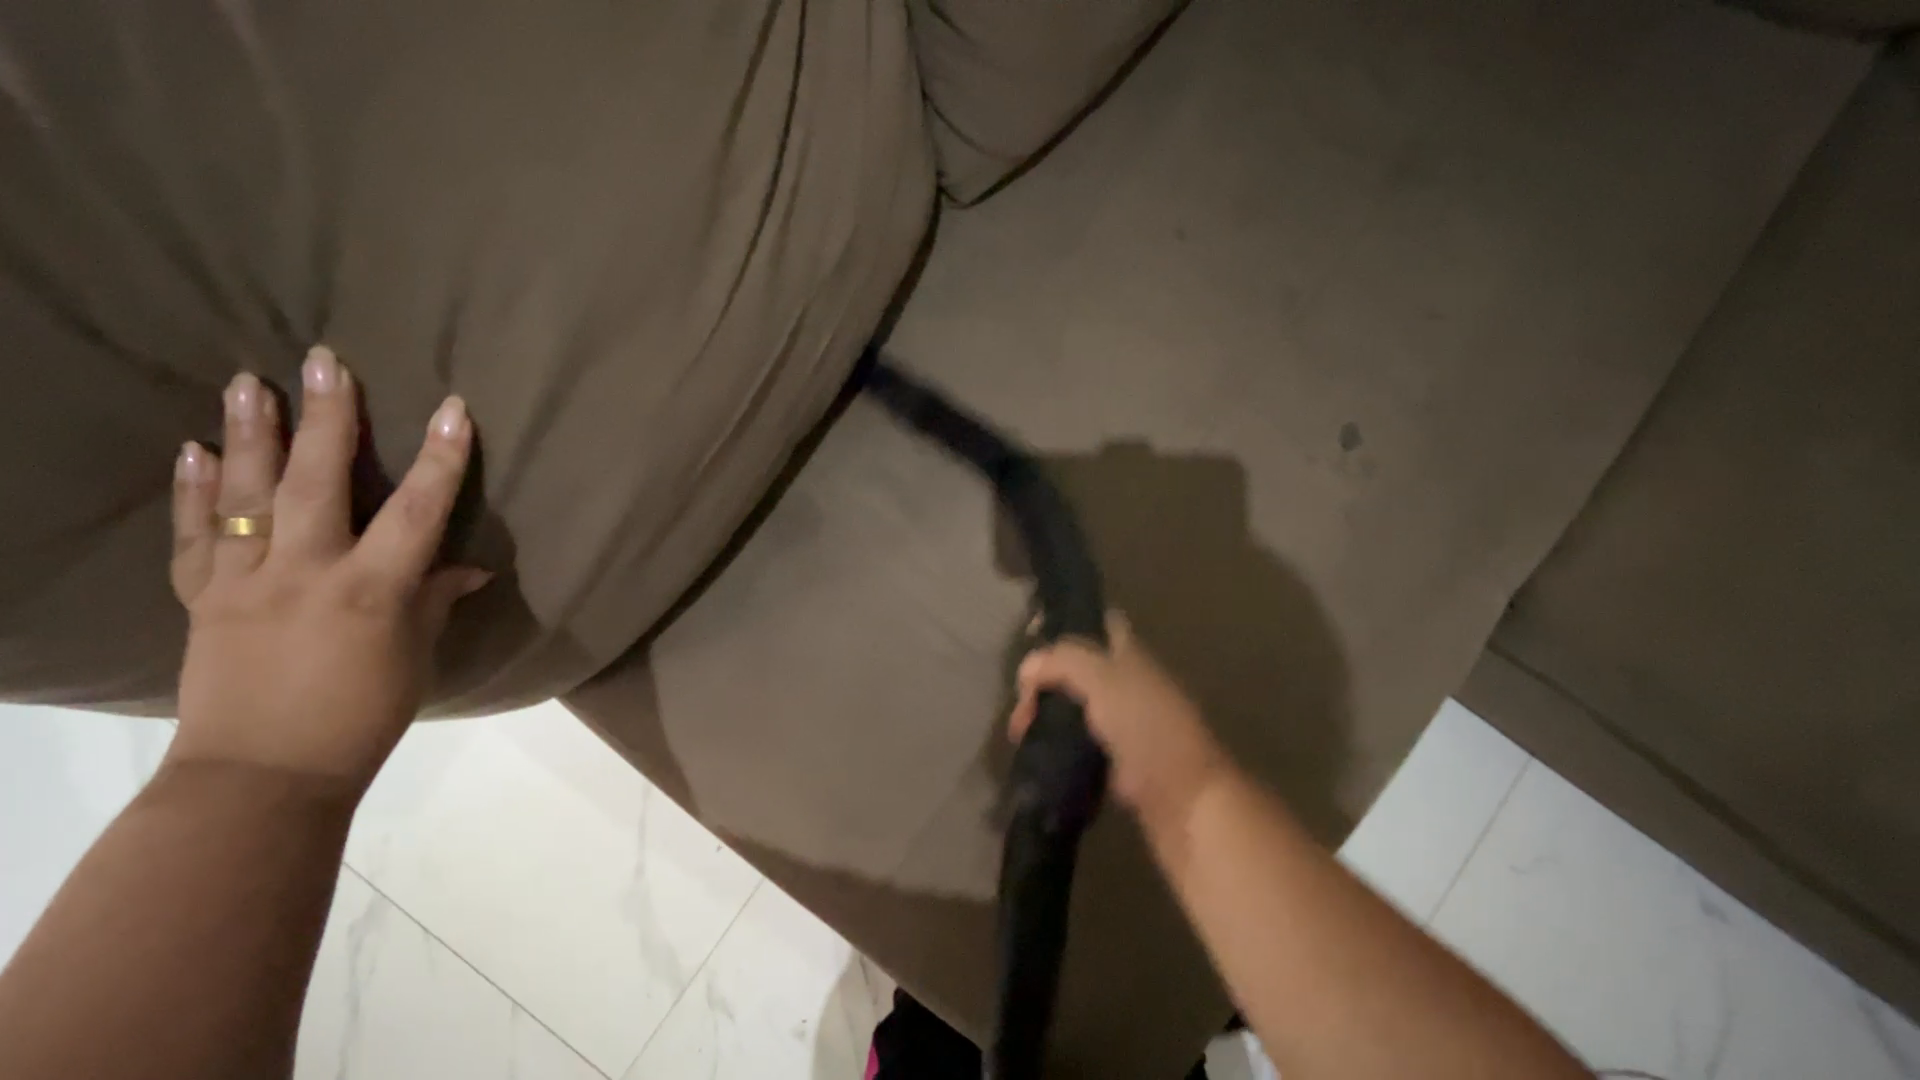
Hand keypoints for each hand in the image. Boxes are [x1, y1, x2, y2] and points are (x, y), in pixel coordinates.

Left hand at [166, 346, 487, 792]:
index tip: (452, 409)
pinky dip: (193, 492)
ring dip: (248, 434)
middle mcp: (306, 572)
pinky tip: (193, 451)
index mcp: (371, 591)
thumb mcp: (414, 660)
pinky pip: (194, 537)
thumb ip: (435, 603)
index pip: (418, 512)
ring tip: (248, 382)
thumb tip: (467, 569)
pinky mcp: (203, 599)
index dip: (440, 458)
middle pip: (318, 482)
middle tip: (324, 361)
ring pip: (246, 495)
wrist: (262, 775)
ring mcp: (246, 582)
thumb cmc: (361, 719)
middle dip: (326, 418)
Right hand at [1010, 613, 1231, 828]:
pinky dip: (1054, 747)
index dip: (1070, 625)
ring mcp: (1121, 725)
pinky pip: (1076, 745)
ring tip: (1021, 736)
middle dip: (1044, 683)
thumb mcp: (1103, 680)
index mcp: (1130, 657)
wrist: (1184, 798)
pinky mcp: (1114, 761)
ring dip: (1044, 718)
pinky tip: (1035, 755)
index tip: (1033, 638)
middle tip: (1023, 709)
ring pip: (1073, 709)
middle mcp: (1126, 685)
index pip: (1101, 625)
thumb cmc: (1147, 728)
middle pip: (1077, 671)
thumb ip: (1064, 662)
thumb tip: (1027, 669)